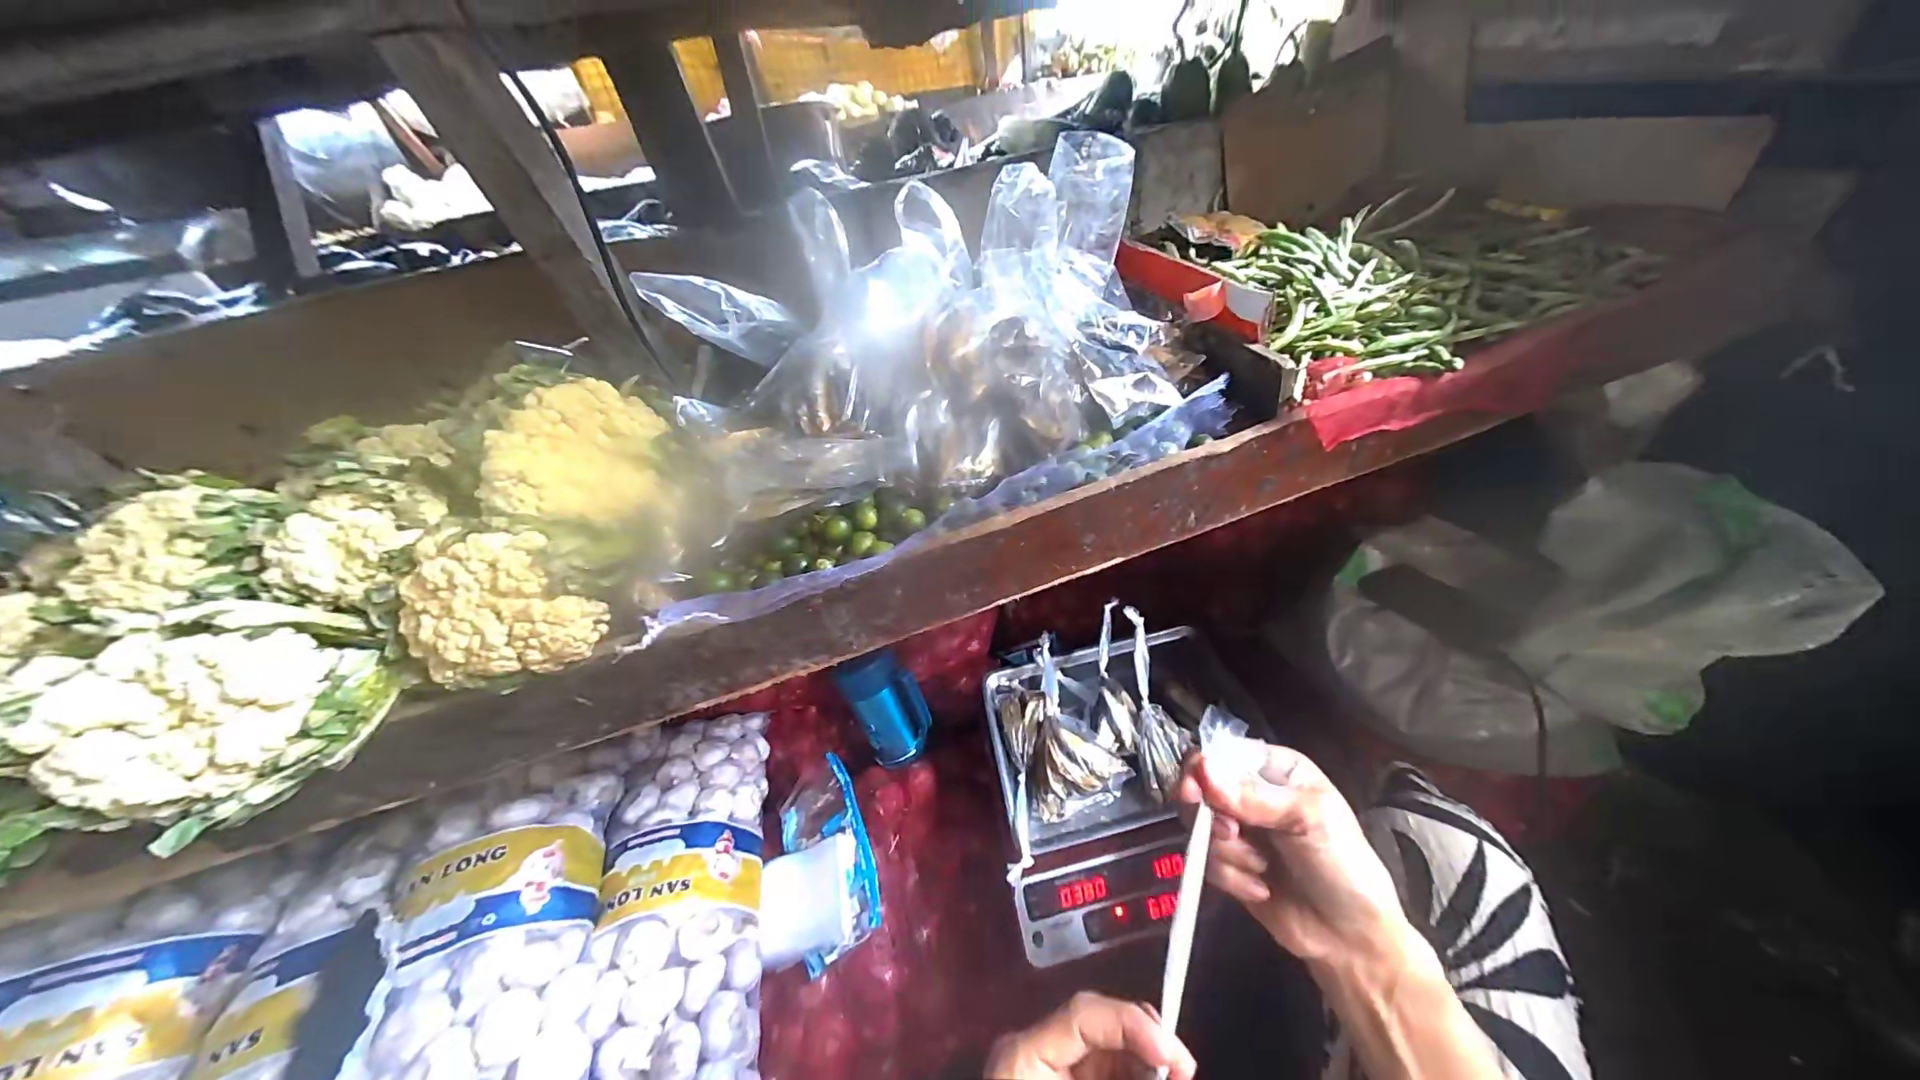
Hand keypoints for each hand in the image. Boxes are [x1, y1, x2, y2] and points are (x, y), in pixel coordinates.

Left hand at [983, 992, 1196, 1079]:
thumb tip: (1169, 1073)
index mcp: (1025, 1055)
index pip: (1083, 1015)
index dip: (1131, 1024)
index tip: (1175, 1059)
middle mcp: (1036, 1050)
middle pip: (1099, 1026)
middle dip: (1146, 1044)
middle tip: (1184, 1072)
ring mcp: (1051, 1069)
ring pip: (1108, 1049)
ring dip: (1145, 1065)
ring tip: (1175, 1077)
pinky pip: (1106, 1072)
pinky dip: (1133, 1077)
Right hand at [1175, 742, 1413, 967]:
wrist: (1352, 938)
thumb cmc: (1343, 866)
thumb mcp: (1308, 820)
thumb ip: (1253, 796)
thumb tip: (1203, 771)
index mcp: (1273, 767)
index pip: (1219, 752)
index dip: (1200, 769)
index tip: (1194, 793)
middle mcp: (1250, 792)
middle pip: (1199, 788)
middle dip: (1212, 817)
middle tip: (1231, 834)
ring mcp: (1239, 829)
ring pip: (1199, 826)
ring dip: (1227, 852)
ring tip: (1262, 867)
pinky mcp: (1229, 862)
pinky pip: (1204, 860)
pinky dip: (1230, 876)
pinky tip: (1261, 888)